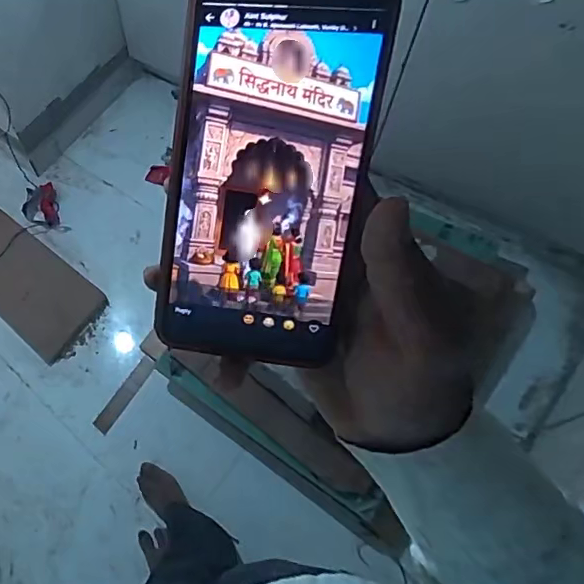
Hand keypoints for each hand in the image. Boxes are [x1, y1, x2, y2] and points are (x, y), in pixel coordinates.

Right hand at [146, 193, 478, 452]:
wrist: (403, 435)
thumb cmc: (425, 374)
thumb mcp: (424, 326)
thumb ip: (401, 273)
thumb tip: (392, 202)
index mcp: (359, 246)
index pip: (323, 192)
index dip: (286, 166)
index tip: (239, 148)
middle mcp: (322, 261)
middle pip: (264, 227)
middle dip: (217, 217)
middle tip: (174, 205)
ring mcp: (295, 295)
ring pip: (241, 273)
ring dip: (199, 275)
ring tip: (158, 277)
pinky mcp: (277, 329)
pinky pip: (239, 324)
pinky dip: (217, 338)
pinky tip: (197, 350)